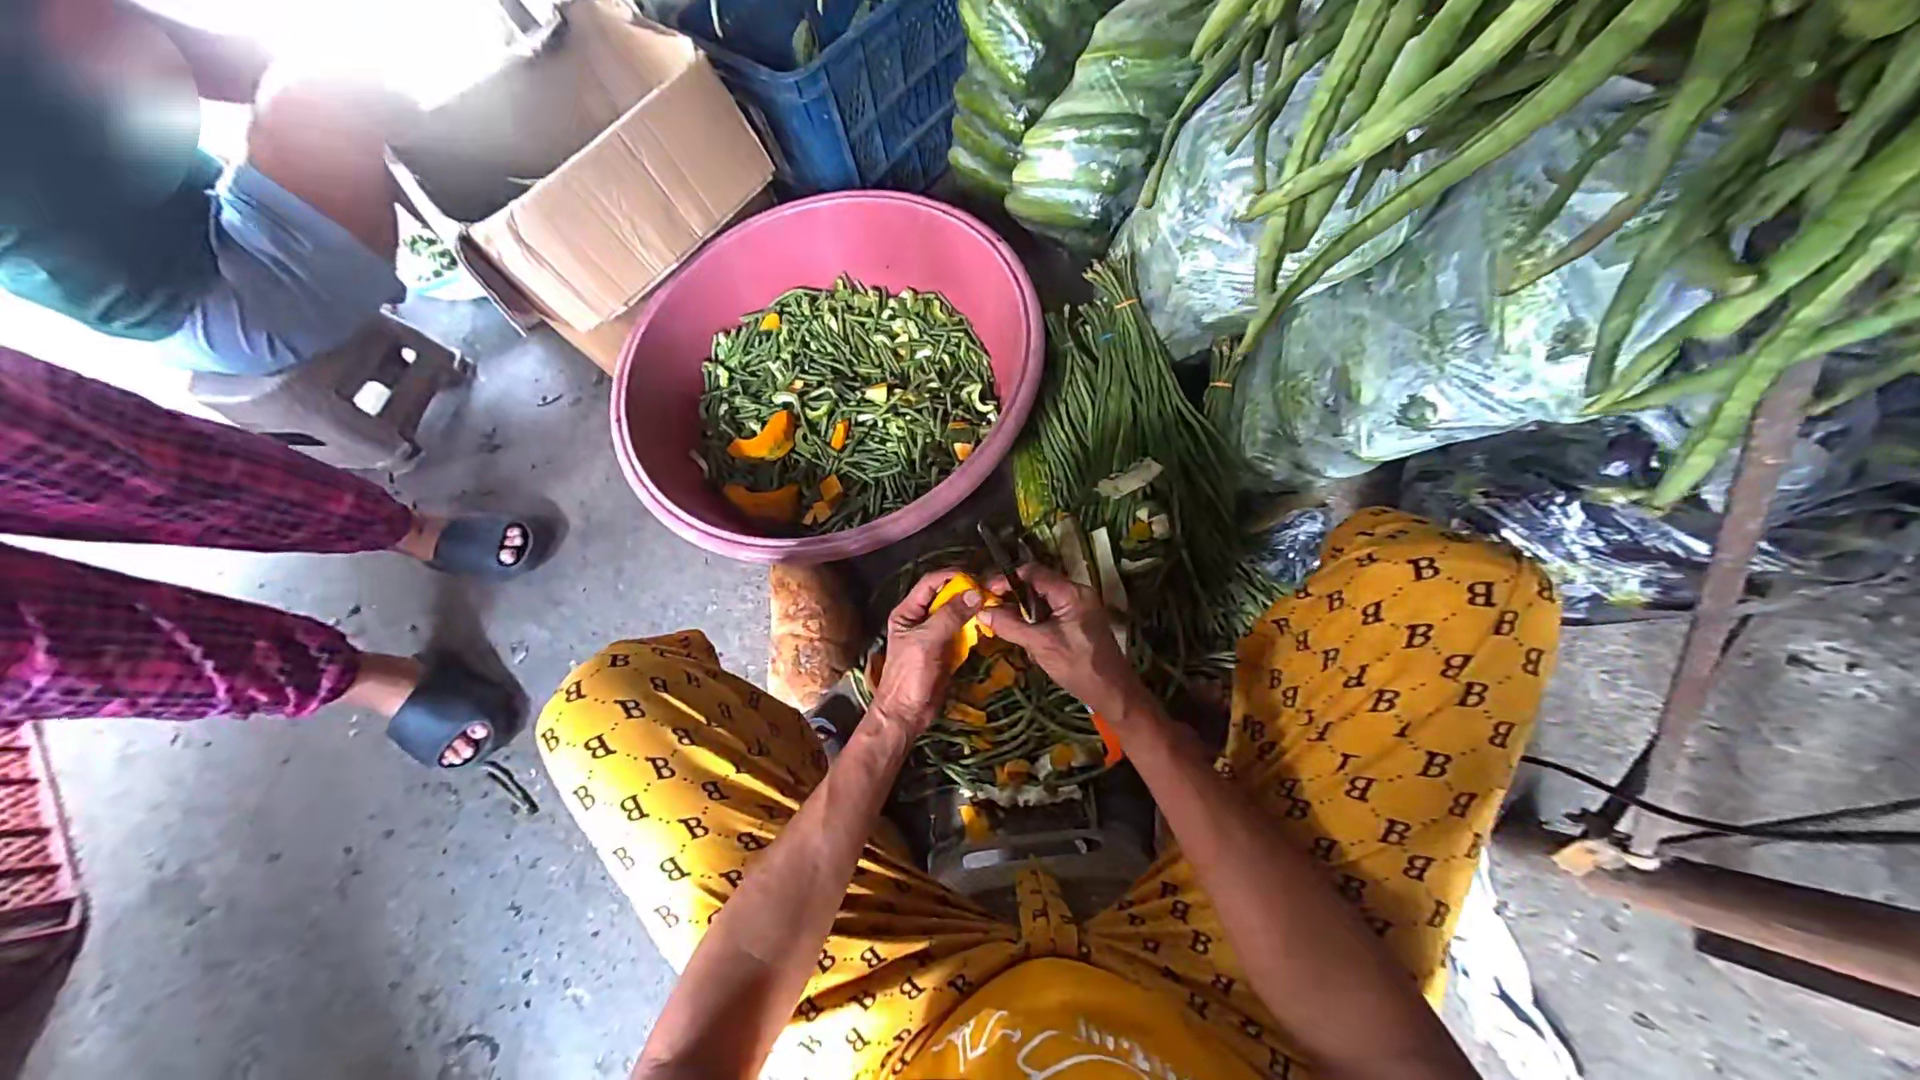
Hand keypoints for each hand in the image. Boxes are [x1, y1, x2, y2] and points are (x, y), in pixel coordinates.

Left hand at [866, 569, 980, 734]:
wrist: (908, 713)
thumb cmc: (910, 675)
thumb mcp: (927, 641)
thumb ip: (950, 616)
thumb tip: (975, 593)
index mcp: (907, 612)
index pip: (930, 583)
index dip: (951, 576)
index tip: (976, 578)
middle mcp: (920, 619)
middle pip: (945, 596)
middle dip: (966, 592)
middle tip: (990, 591)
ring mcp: (934, 634)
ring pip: (956, 613)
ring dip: (972, 609)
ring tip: (992, 605)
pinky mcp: (946, 649)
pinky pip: (962, 631)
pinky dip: (974, 627)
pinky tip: (987, 625)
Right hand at [975, 565, 1148, 719]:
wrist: (1112, 691)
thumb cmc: (1078, 666)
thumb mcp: (1039, 644)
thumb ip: (1009, 625)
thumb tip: (981, 612)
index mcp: (1071, 592)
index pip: (1033, 572)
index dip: (1007, 579)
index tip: (987, 592)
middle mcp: (1077, 592)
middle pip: (1037, 583)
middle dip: (1013, 596)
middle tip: (991, 609)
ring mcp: (1080, 606)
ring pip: (1043, 598)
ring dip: (1023, 610)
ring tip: (1005, 624)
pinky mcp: (1079, 619)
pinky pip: (1051, 610)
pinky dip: (1035, 619)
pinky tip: (1025, 636)